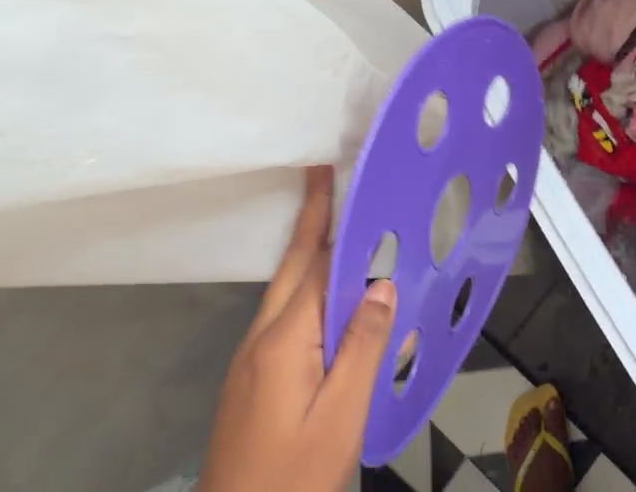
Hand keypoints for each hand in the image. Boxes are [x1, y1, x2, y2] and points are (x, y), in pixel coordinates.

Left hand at [200, 166, 397, 491]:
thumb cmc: (293, 476)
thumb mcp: (341, 416)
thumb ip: (364, 346)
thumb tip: (384, 283)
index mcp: (285, 340)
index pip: (319, 265)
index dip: (334, 221)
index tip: (342, 176)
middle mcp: (262, 340)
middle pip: (294, 268)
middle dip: (312, 219)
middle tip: (328, 174)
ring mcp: (251, 362)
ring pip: (287, 292)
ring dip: (311, 252)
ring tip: (340, 222)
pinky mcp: (252, 382)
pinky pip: (286, 318)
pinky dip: (309, 289)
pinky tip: (332, 297)